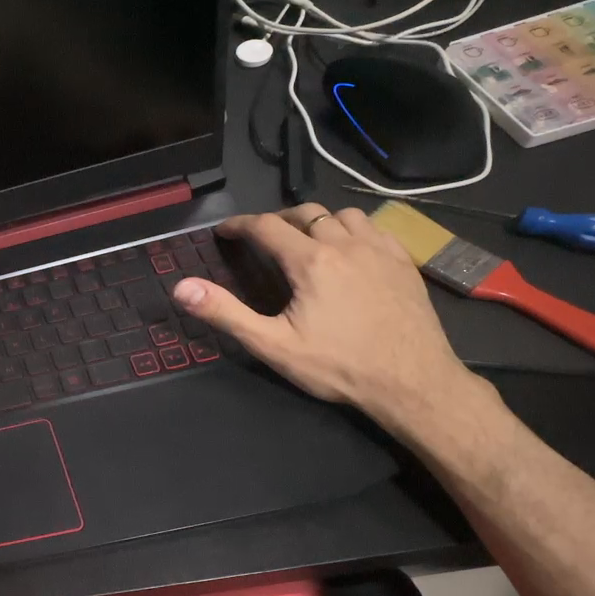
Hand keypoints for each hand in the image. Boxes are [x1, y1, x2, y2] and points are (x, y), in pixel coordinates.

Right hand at [171, 204, 484, 428]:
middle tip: (260, 238)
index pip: (266, 226)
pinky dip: (352, 230)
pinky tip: (347, 251)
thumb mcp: (271, 345)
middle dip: (277, 219)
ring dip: (317, 221)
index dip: (239, 225)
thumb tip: (182, 288)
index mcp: (311, 261)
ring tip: (304, 240)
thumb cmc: (337, 366)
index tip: (223, 232)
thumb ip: (225, 312)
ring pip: (343, 215)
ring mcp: (381, 252)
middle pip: (306, 213)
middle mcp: (347, 245)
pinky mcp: (405, 263)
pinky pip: (375, 229)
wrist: (412, 382)